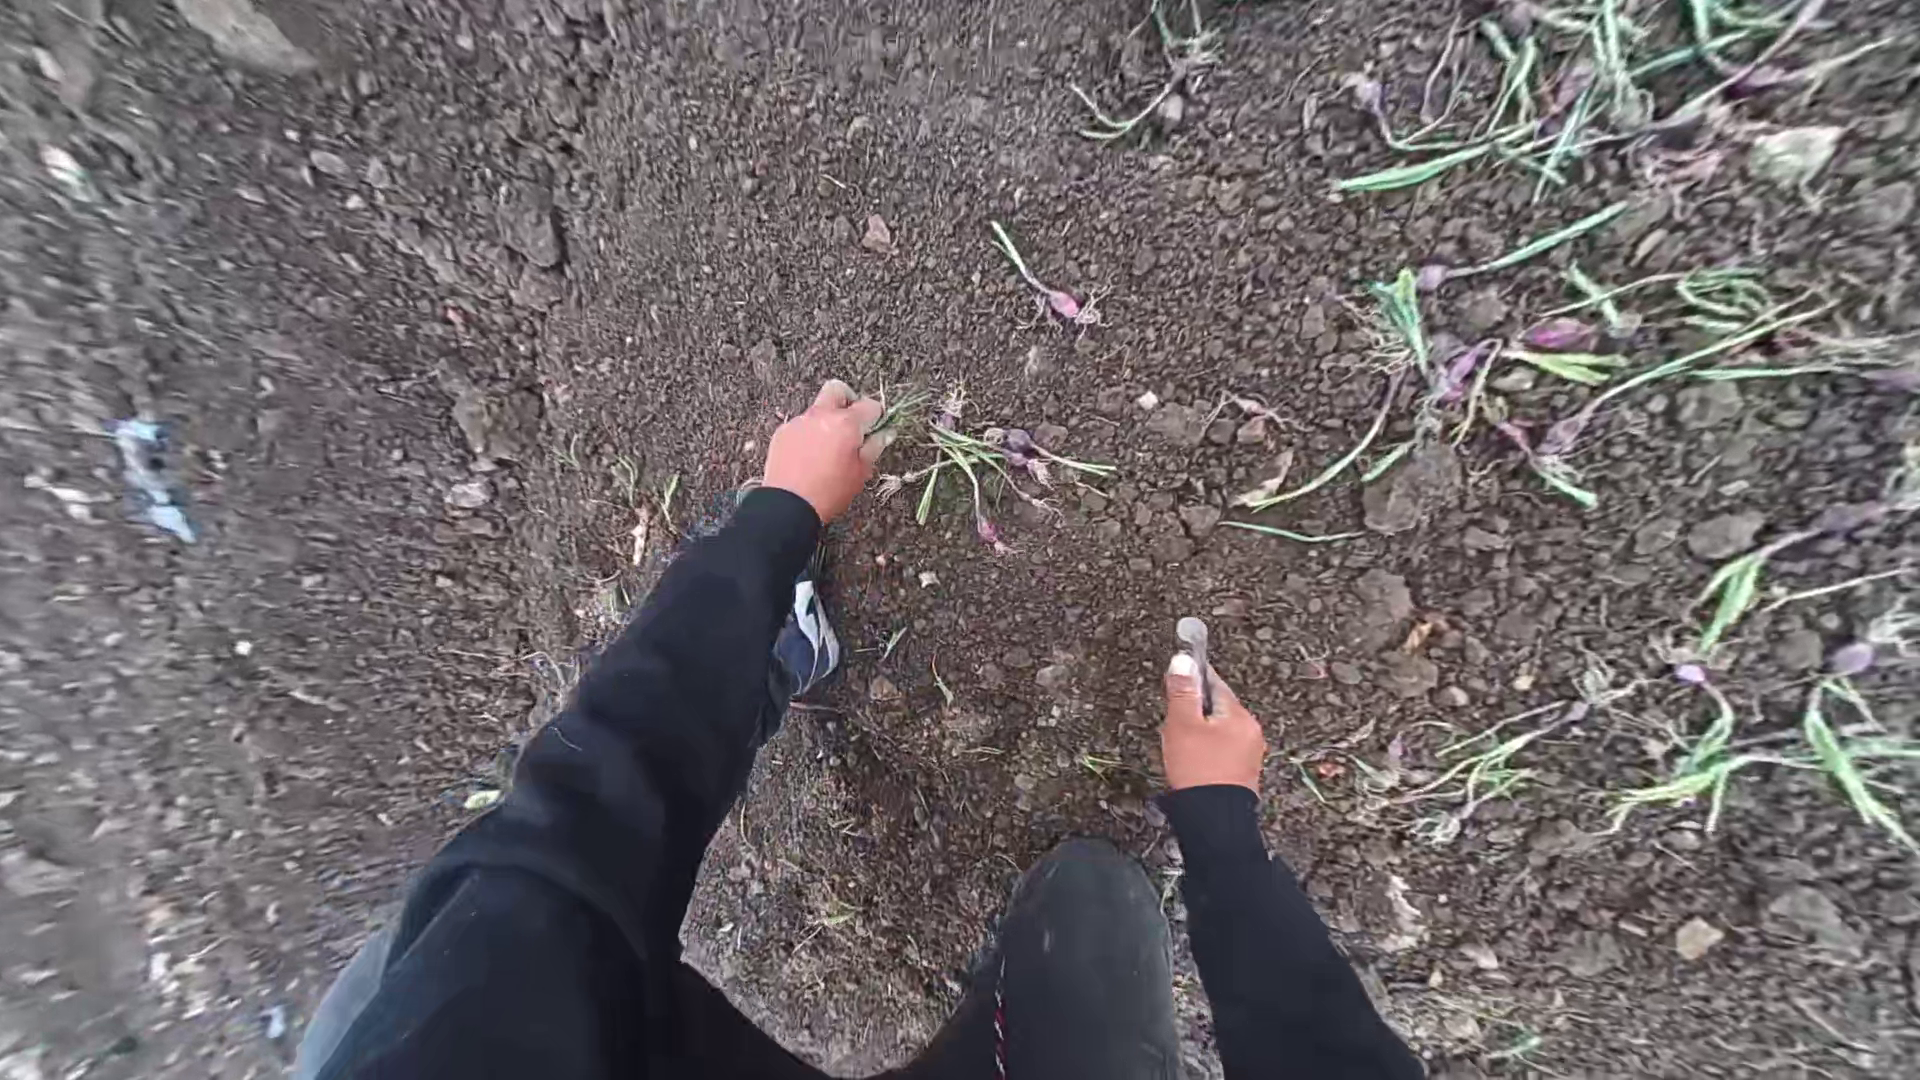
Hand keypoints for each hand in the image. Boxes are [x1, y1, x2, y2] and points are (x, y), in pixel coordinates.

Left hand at [764, 380, 889, 522]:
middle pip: (838, 390)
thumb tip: (884, 433)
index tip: (876, 428)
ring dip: (827, 422)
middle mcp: (821, 415)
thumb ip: (874, 446)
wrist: (789, 505)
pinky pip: (801, 425)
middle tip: (853, 423)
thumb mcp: (861, 471)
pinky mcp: (783, 433)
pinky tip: (811, 457)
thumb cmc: (829, 492)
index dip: (877, 416)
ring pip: (818, 410)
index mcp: (846, 423)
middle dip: (849, 400)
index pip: (870, 405)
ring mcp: (799, 422)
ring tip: (830, 450)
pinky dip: (810, 435)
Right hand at [1161, 653, 1266, 792]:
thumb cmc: (1198, 770)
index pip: (1214, 683)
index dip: (1192, 677)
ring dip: (1199, 727)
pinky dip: (1206, 744)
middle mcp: (1249, 731)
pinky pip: (1222, 745)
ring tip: (1179, 739)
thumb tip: (1182, 661)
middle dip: (1194, 706)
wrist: (1213, 819)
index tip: (1178, 675)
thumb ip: (1182, 691)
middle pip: (1217, 705)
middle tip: (1173, 714)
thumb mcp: (1182, 724)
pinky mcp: (1241, 769)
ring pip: (1219, 726)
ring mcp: (1248, 752)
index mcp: (1238, 715)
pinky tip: (1191, 756)